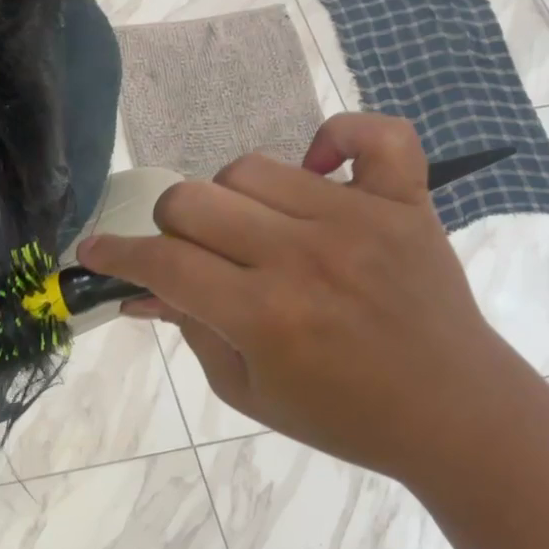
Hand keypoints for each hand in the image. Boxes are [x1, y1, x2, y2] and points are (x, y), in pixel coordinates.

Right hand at [80, 113, 539, 478]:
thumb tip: (140, 290)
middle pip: (192, 201)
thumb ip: (189, 328)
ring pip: (251, 167)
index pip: (163, 261)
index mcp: (263, 314)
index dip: (115, 254)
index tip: (95, 253)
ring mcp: (359, 220)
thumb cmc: (338, 415)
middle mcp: (304, 256)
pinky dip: (336, 137)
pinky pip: (372, 133)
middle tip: (189, 257)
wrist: (453, 414)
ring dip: (229, 198)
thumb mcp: (244, 389)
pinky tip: (317, 170)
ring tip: (250, 231)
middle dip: (169, 228)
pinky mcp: (406, 202)